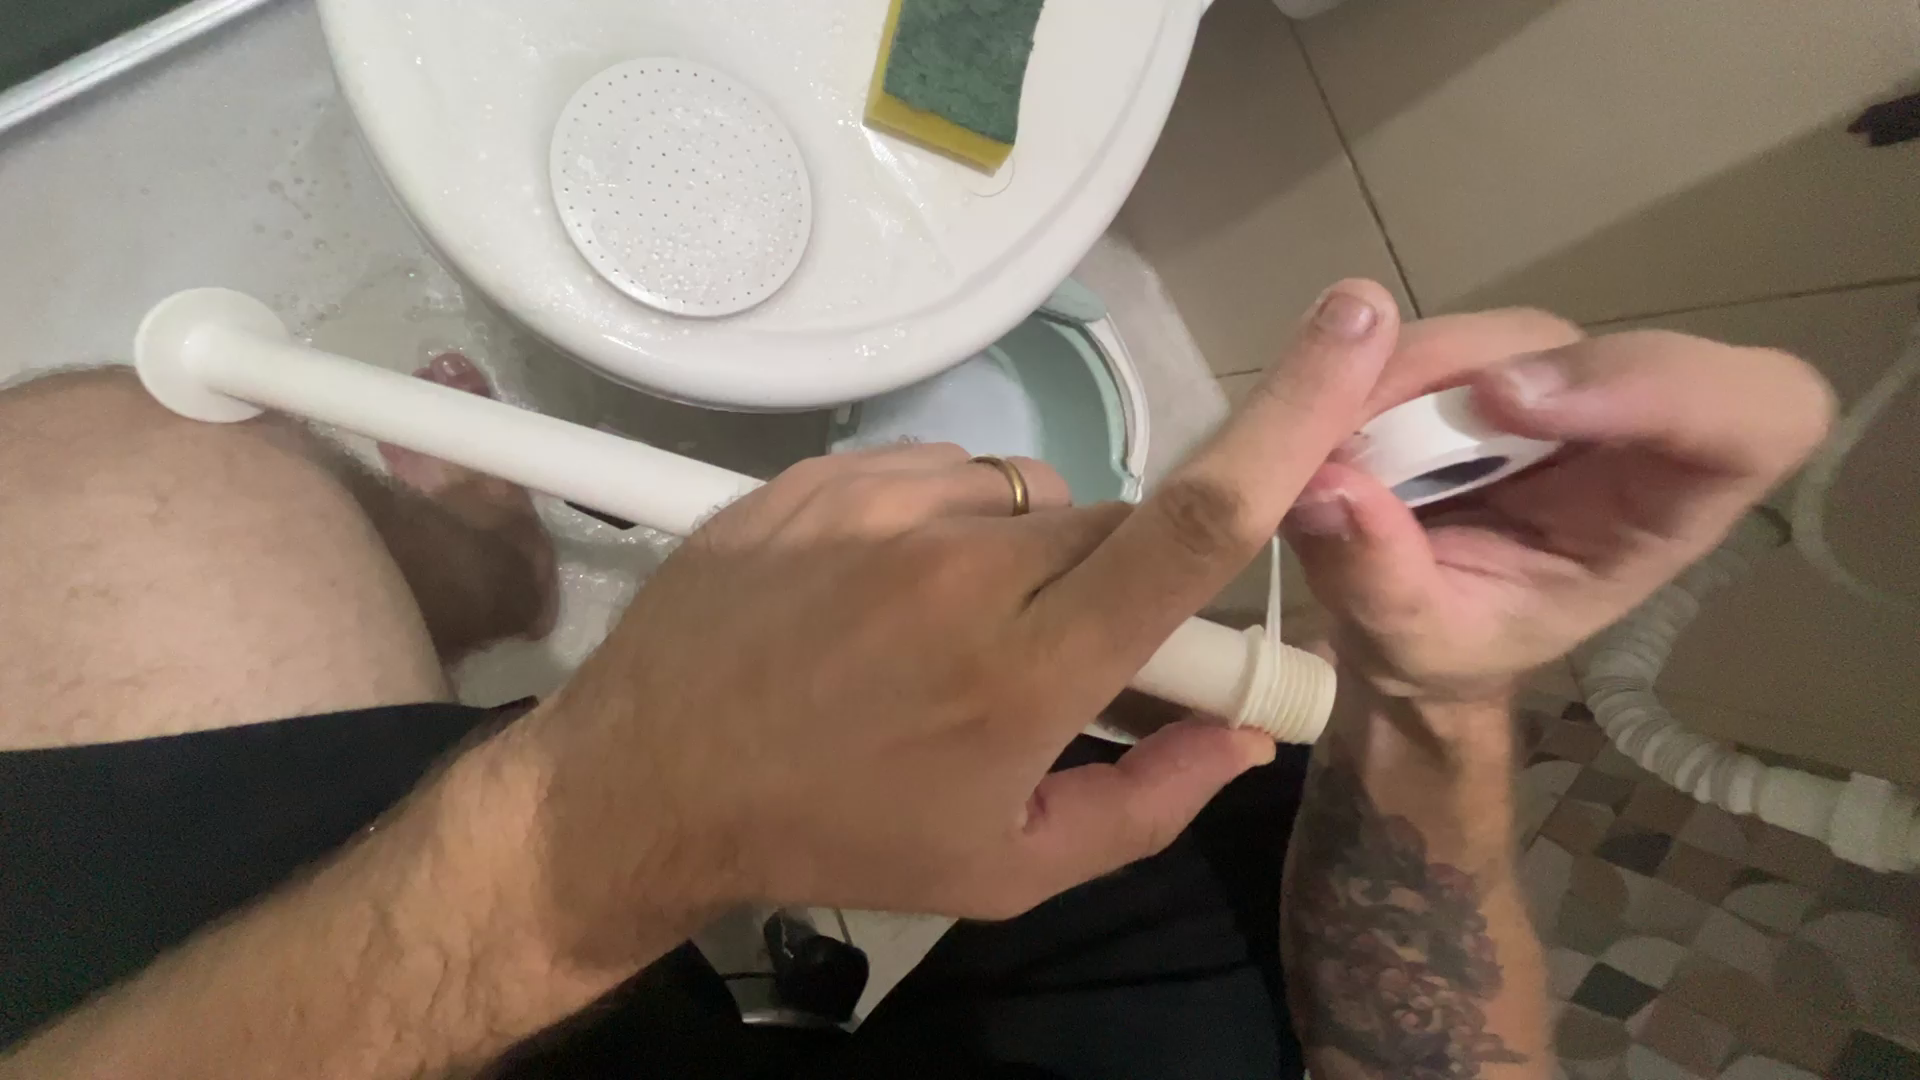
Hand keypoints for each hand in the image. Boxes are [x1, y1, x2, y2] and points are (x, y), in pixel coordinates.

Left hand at [509, 281, 1403, 968]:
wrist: (652, 779)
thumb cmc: (838, 835)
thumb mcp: (1007, 869)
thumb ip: (1148, 802)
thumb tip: (1237, 731)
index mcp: (1027, 665)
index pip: (1190, 525)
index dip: (1290, 421)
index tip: (1354, 333)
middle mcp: (964, 560)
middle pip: (1114, 516)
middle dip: (1117, 573)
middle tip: (1051, 645)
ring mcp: (882, 501)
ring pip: (1026, 495)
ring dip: (1024, 554)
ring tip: (944, 628)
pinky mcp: (822, 475)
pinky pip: (937, 479)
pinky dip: (943, 527)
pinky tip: (881, 589)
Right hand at [1284, 312, 1835, 708]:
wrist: (1398, 630)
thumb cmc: (1442, 651)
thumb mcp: (1414, 642)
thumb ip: (1381, 578)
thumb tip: (1323, 487)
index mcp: (1652, 508)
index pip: (1742, 412)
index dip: (1649, 383)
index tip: (1502, 405)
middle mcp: (1605, 432)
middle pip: (1565, 347)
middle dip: (1445, 381)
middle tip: (1346, 441)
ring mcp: (1526, 398)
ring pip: (1475, 339)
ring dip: (1382, 381)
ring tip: (1317, 450)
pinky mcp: (1453, 384)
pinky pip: (1409, 350)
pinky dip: (1351, 381)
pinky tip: (1315, 431)